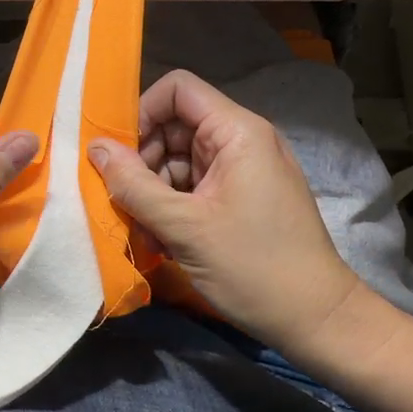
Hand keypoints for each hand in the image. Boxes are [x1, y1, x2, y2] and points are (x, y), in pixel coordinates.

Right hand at [87, 70, 369, 355]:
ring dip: (151, 188)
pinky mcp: (239, 197)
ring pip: (176, 158)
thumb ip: (133, 184)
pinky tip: (161, 240)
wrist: (318, 322)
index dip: (142, 112)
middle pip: (172, 125)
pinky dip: (169, 205)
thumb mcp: (183, 227)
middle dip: (142, 158)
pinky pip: (191, 184)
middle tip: (126, 199)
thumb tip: (94, 147)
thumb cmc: (254, 267)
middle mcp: (241, 142)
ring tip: (144, 229)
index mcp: (238, 133)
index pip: (177, 89)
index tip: (122, 155)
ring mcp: (242, 170)